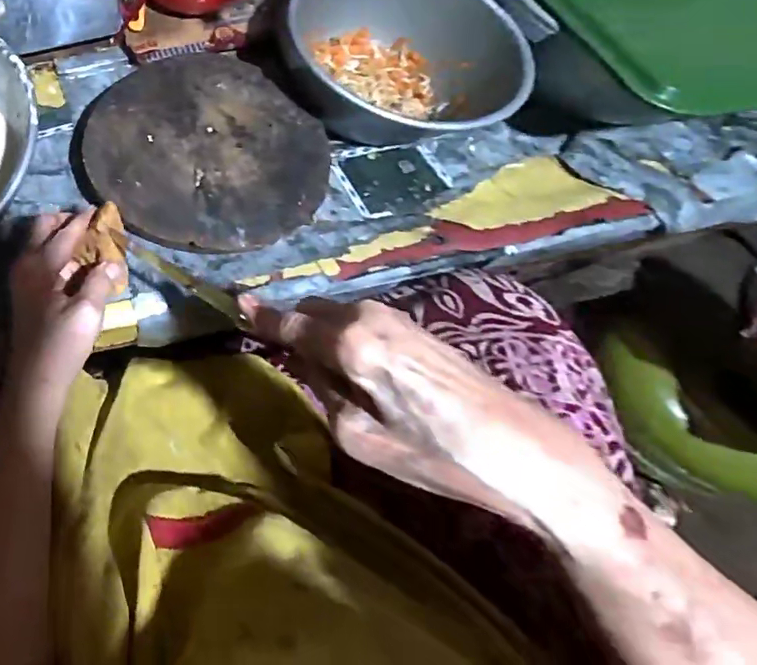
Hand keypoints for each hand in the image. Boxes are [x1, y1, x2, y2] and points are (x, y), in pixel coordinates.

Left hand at [5, 210, 122, 394]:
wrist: (34, 379)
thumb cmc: (62, 343)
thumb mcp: (88, 311)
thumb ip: (99, 281)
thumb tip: (111, 262)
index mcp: (42, 264)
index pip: (65, 231)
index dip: (84, 220)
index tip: (100, 210)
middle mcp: (27, 265)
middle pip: (43, 229)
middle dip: (65, 221)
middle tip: (89, 224)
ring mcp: (21, 280)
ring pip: (38, 243)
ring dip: (59, 237)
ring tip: (85, 243)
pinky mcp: (23, 294)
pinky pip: (38, 259)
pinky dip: (55, 253)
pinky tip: (73, 267)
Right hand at [240, 295, 628, 536]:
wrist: (521, 449)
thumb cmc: (437, 455)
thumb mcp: (362, 437)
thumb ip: (323, 391)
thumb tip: (309, 364)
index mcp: (350, 342)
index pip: (291, 323)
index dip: (262, 315)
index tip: (235, 301)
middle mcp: (368, 314)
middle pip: (313, 310)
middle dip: (292, 324)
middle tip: (280, 352)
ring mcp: (395, 314)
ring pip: (338, 312)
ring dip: (321, 330)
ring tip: (321, 368)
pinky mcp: (415, 324)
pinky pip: (361, 319)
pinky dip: (345, 332)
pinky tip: (355, 365)